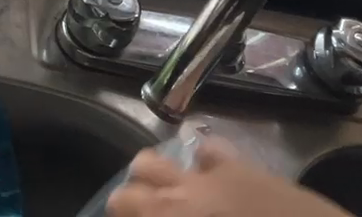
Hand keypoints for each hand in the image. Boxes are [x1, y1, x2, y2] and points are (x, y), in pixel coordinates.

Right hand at [106, 139, 351, 216]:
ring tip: (168, 199)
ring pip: (162, 158)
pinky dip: (200, 163)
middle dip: (130, 196)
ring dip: (156, 176)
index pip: (124, 203)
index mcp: (171, 215)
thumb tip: (164, 211)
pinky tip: (209, 180)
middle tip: (143, 215)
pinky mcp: (241, 169)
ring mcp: (211, 177)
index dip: (120, 212)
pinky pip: (207, 151)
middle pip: (136, 176)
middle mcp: (183, 193)